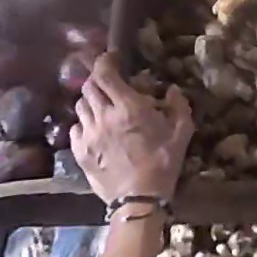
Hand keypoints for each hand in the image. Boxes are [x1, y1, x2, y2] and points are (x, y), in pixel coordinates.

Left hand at [70, 53, 193, 208]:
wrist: (140, 199)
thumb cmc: (163, 163)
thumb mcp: (181, 132)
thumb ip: (178, 106)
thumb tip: (171, 90)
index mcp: (128, 107)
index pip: (105, 73)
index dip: (105, 60)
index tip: (112, 57)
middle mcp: (103, 116)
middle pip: (89, 86)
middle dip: (99, 80)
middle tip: (110, 83)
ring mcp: (88, 134)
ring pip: (80, 105)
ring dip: (91, 101)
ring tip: (103, 107)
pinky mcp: (79, 151)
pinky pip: (75, 128)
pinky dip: (84, 123)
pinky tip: (95, 129)